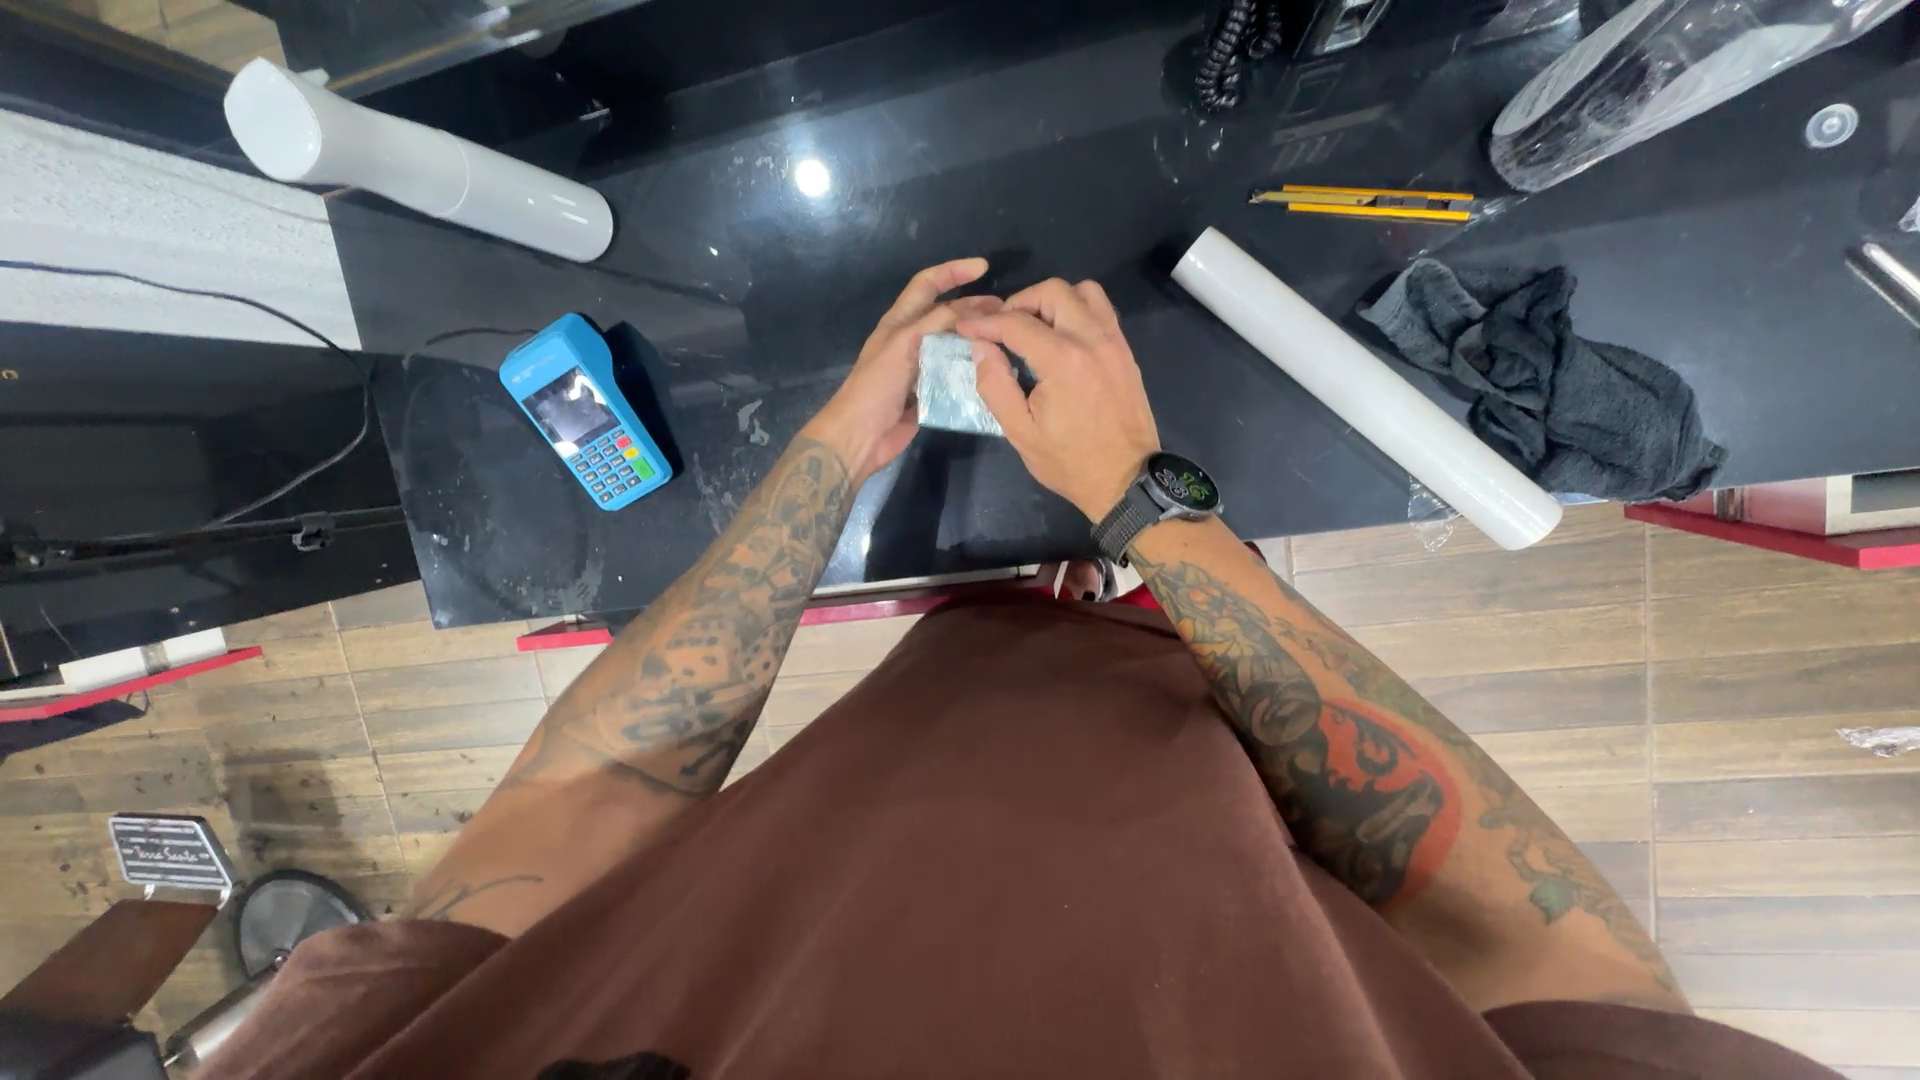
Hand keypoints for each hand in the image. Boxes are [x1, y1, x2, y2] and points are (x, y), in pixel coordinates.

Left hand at [803, 258, 999, 483]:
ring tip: (1004, 342)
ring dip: (977, 341)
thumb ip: (935, 322)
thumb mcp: (903, 345)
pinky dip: (973, 372)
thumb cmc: (875, 387)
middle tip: (1005, 312)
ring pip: (954, 346)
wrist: (860, 437)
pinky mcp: (930, 394)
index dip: (952, 271)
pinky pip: (955, 376)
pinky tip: (993, 372)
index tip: (983, 267)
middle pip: (946, 315)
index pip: (927, 284)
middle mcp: (911, 340)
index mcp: (899, 322)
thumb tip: (973, 309)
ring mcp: (921, 368)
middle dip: (973, 308)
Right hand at [957, 278, 1160, 519]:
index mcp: (1063, 360)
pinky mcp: (1126, 352)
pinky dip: (1077, 311)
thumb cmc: (1069, 462)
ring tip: (1035, 327)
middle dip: (1020, 302)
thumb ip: (996, 386)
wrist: (1125, 479)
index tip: (966, 329)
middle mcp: (1092, 340)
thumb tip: (982, 348)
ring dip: (1053, 301)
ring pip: (1084, 292)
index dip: (985, 323)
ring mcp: (1114, 343)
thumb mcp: (1021, 432)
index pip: (1016, 323)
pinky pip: (1102, 311)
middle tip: (1002, 328)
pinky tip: (1061, 337)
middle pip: (1053, 291)